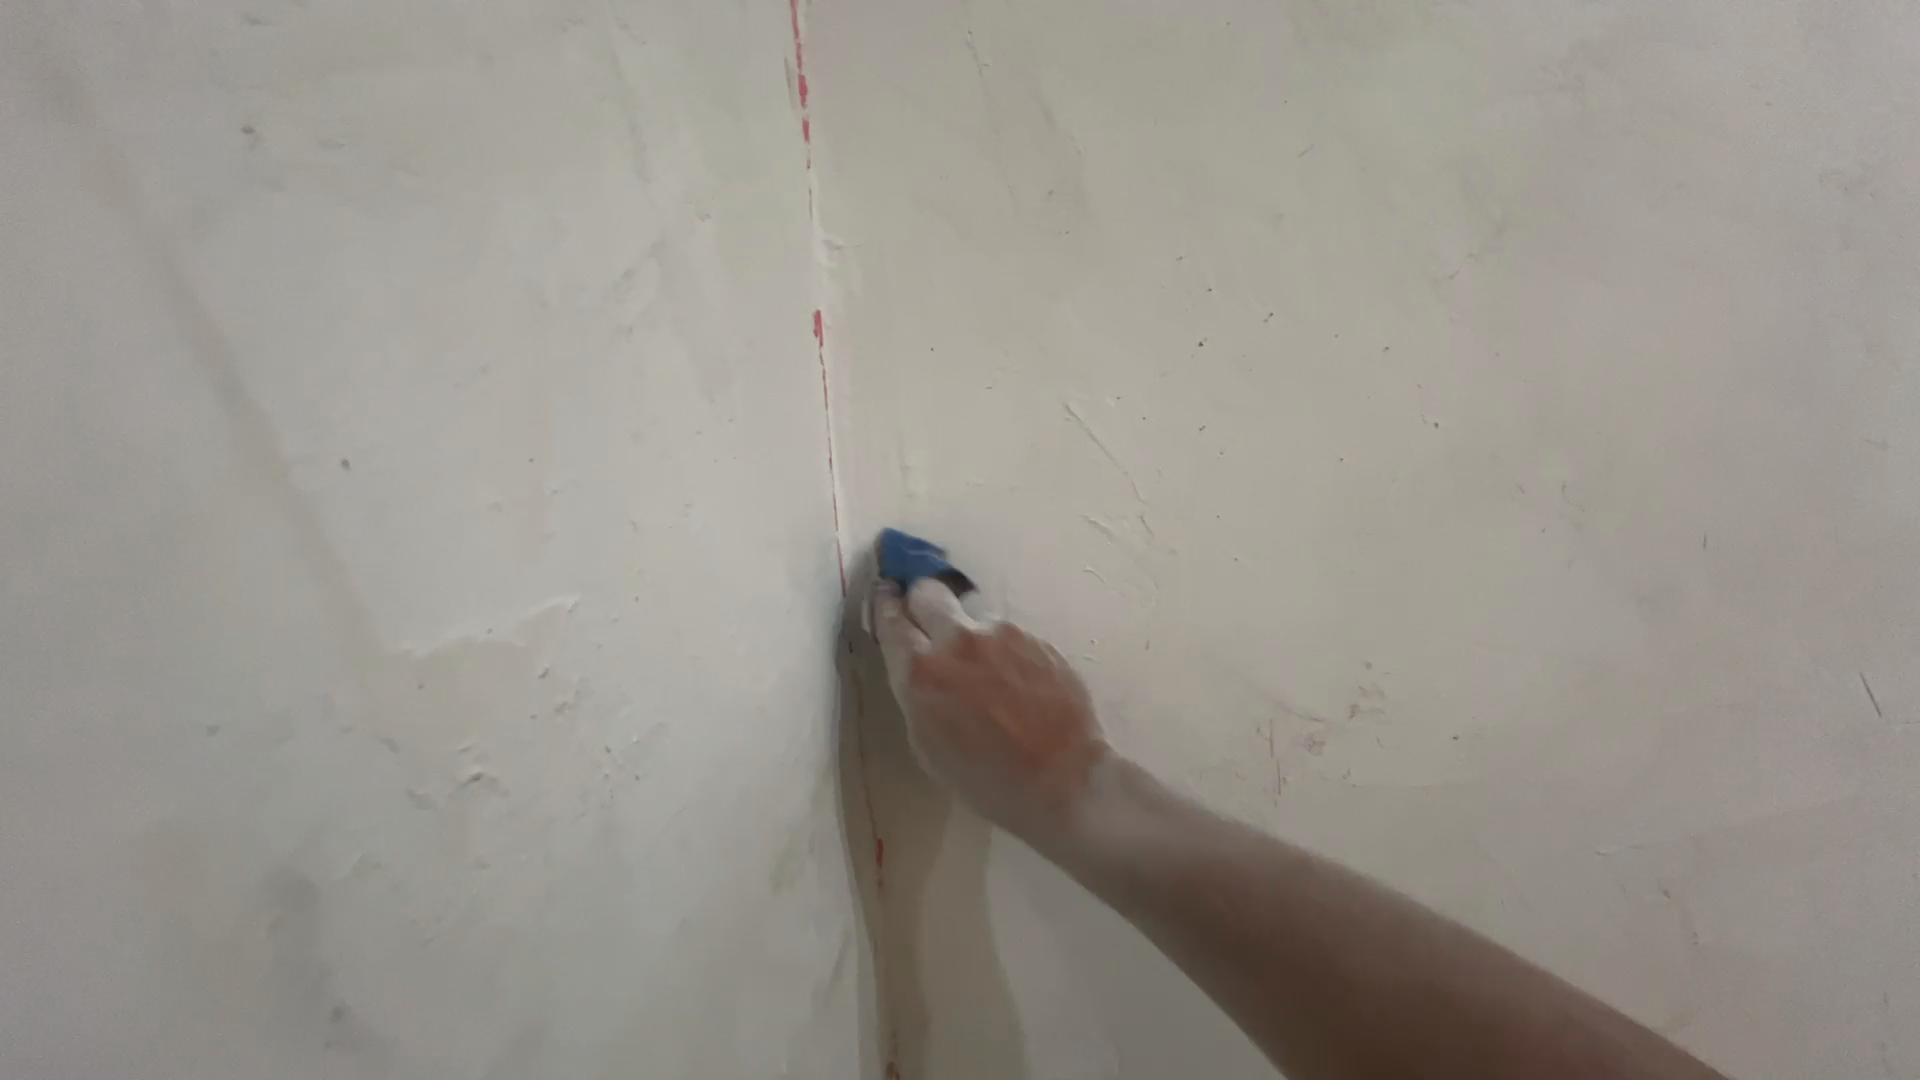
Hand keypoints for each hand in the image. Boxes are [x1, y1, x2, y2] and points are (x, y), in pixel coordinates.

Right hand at [872, 579, 1110, 841]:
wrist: (1062, 780)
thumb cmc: (986, 779)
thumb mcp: (927, 745)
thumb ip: (916, 693)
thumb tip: (918, 667)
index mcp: (922, 673)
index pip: (892, 621)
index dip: (886, 605)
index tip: (887, 594)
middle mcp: (958, 641)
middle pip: (928, 592)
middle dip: (922, 600)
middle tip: (927, 617)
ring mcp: (1000, 635)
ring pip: (972, 617)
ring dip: (970, 636)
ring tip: (987, 673)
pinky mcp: (1034, 638)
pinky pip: (1006, 636)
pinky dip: (1003, 652)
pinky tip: (1016, 684)